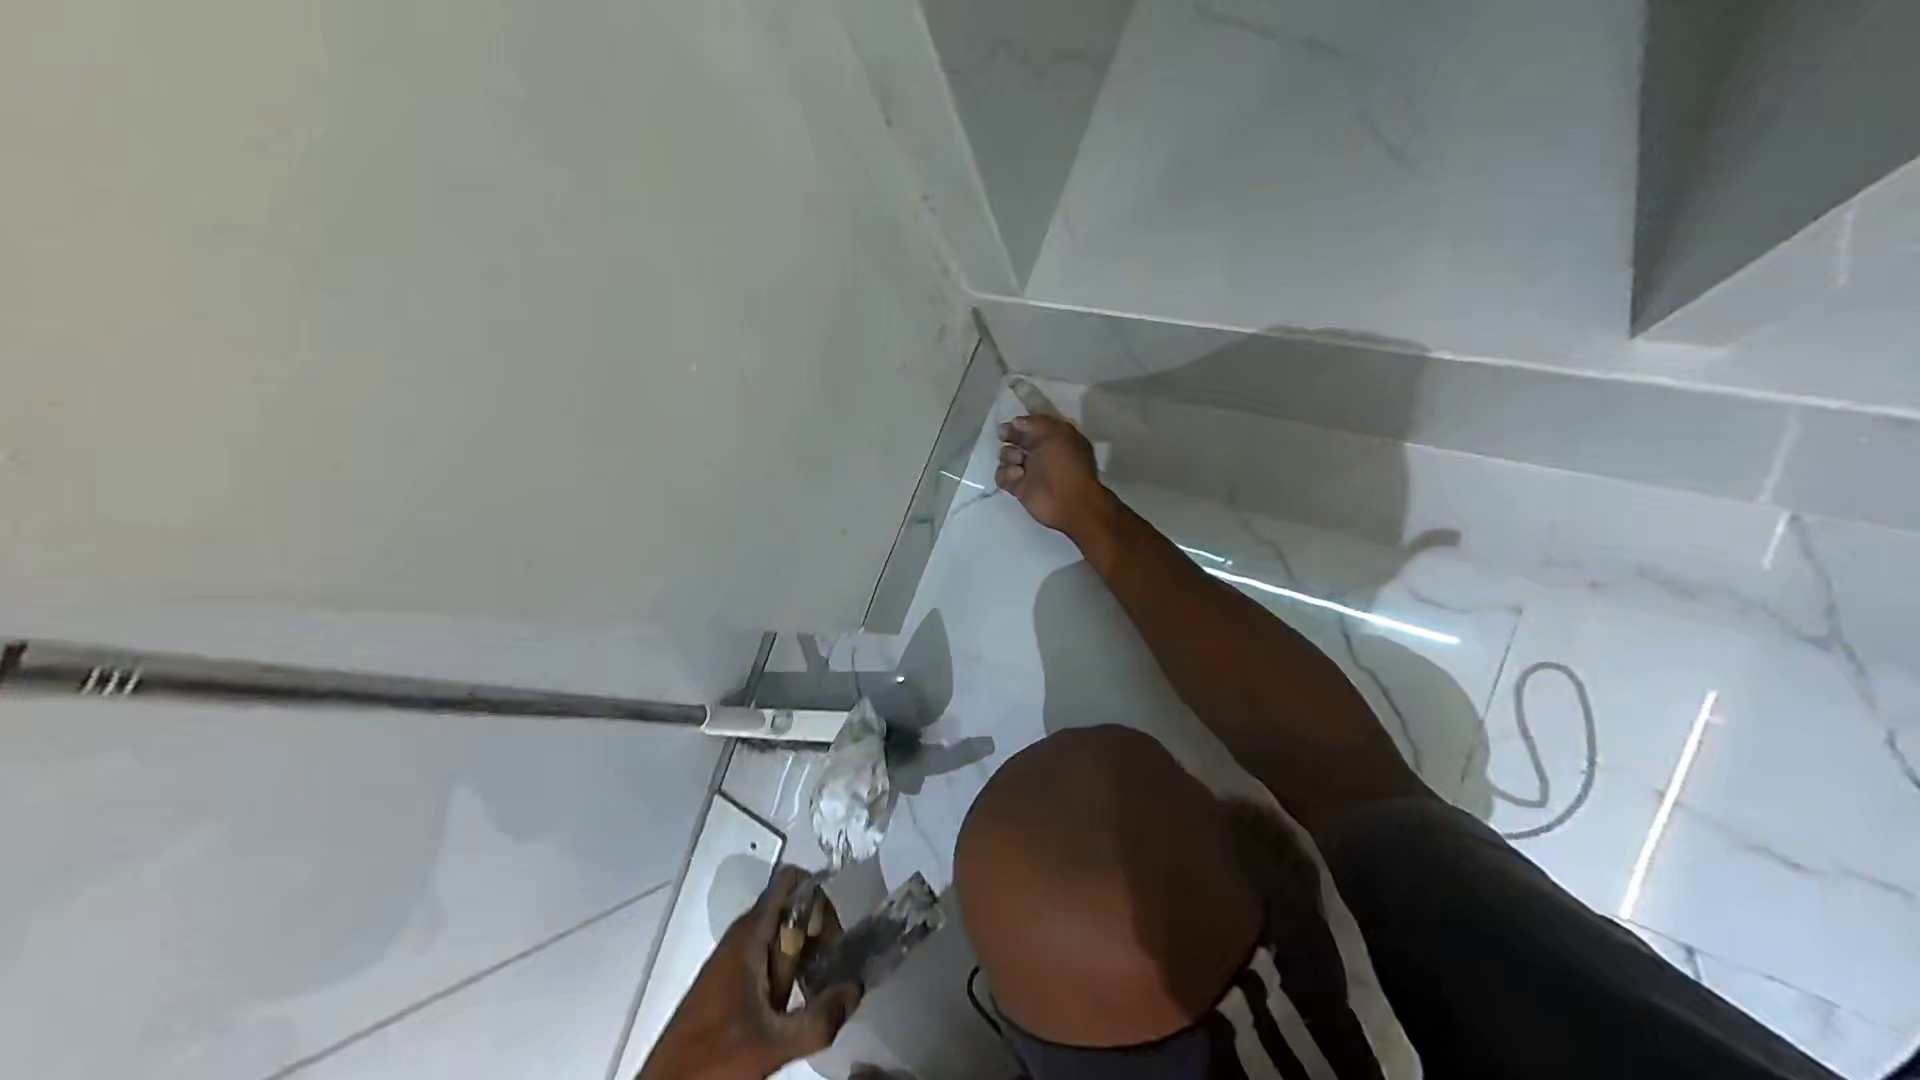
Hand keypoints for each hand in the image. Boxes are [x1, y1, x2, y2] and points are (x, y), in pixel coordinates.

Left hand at [639, 866, 861, 1079]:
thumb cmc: (712, 1062)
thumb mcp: (773, 1045)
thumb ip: (821, 1019)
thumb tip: (856, 988)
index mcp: (750, 935)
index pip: (790, 882)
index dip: (819, 900)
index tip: (833, 941)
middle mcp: (743, 936)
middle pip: (793, 909)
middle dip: (819, 934)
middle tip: (830, 974)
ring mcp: (737, 958)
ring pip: (785, 936)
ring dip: (808, 956)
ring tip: (817, 995)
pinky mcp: (734, 982)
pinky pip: (773, 958)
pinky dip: (792, 973)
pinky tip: (796, 1009)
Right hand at [996, 414, 1114, 538]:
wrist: (1070, 502)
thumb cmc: (1066, 464)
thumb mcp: (1057, 433)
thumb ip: (1036, 422)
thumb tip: (1016, 422)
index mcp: (1052, 437)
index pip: (1030, 425)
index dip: (1019, 423)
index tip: (1012, 424)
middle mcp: (1038, 452)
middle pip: (1014, 438)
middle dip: (1008, 436)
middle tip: (1005, 437)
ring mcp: (1027, 470)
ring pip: (1005, 456)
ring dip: (1009, 456)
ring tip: (1019, 463)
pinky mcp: (1018, 487)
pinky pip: (1001, 476)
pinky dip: (1006, 474)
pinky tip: (1017, 476)